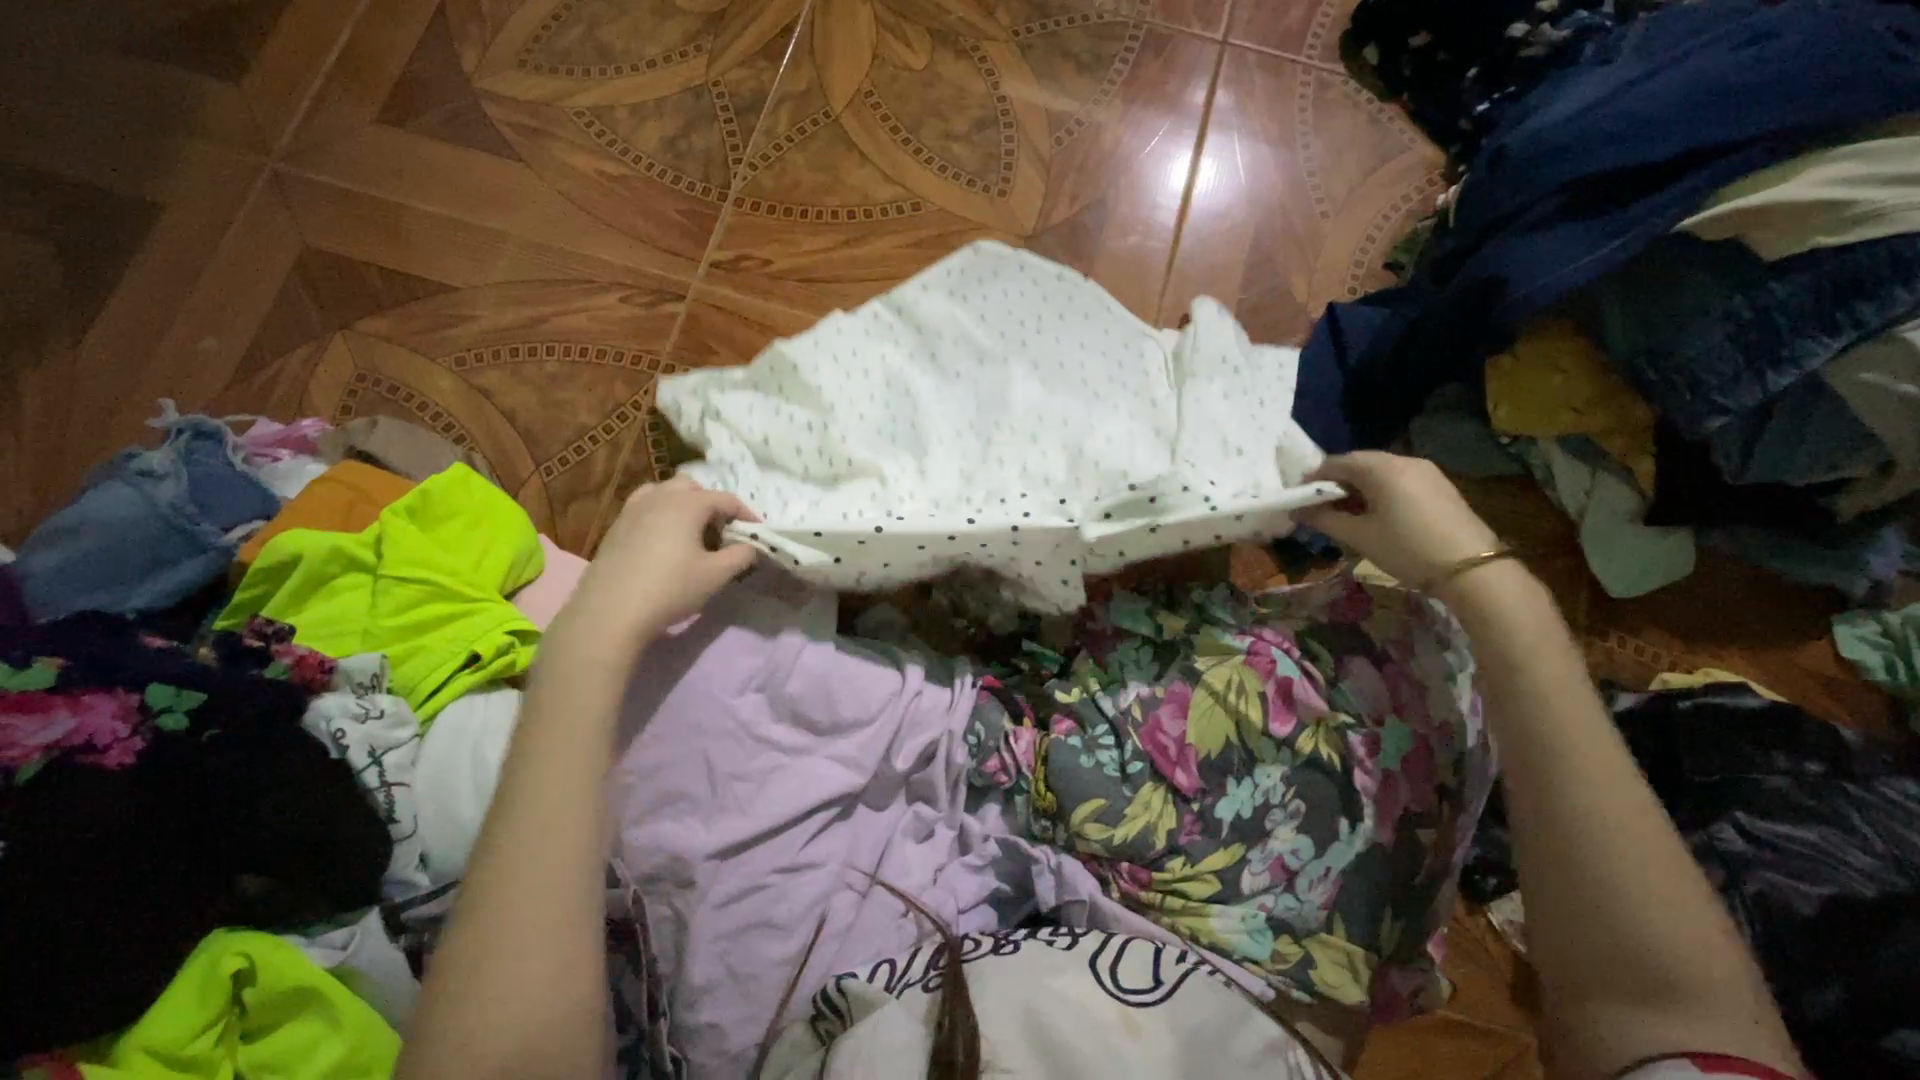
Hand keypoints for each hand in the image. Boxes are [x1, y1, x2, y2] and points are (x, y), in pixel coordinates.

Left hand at [560, 475, 759, 642]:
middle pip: (692, 486)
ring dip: (683, 504)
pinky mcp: (616, 526)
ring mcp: (633, 509)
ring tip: (691, 531)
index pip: (725, 498)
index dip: (746, 514)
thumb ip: (741, 556)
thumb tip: (750, 547)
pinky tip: (663, 541)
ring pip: (664, 492)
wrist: (611, 611)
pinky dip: (661, 514)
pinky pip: (645, 507)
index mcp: (687, 504)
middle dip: (711, 503)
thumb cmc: (670, 589)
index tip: (757, 532)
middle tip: (721, 531)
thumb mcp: (716, 575)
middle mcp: (659, 497)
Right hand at [1295, 452, 1503, 590]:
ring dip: (1358, 488)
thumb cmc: (1407, 549)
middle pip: (1358, 463)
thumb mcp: (1359, 536)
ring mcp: (1425, 470)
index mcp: (1381, 468)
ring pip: (1380, 471)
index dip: (1313, 480)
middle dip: (1336, 483)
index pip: (1335, 463)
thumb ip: (1323, 519)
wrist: (1472, 569)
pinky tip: (1376, 515)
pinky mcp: (1438, 484)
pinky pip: (1399, 479)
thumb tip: (1295, 510)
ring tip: (1347, 515)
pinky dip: (1380, 491)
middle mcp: (1403, 460)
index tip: (1299, 501)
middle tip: (1320, 509)